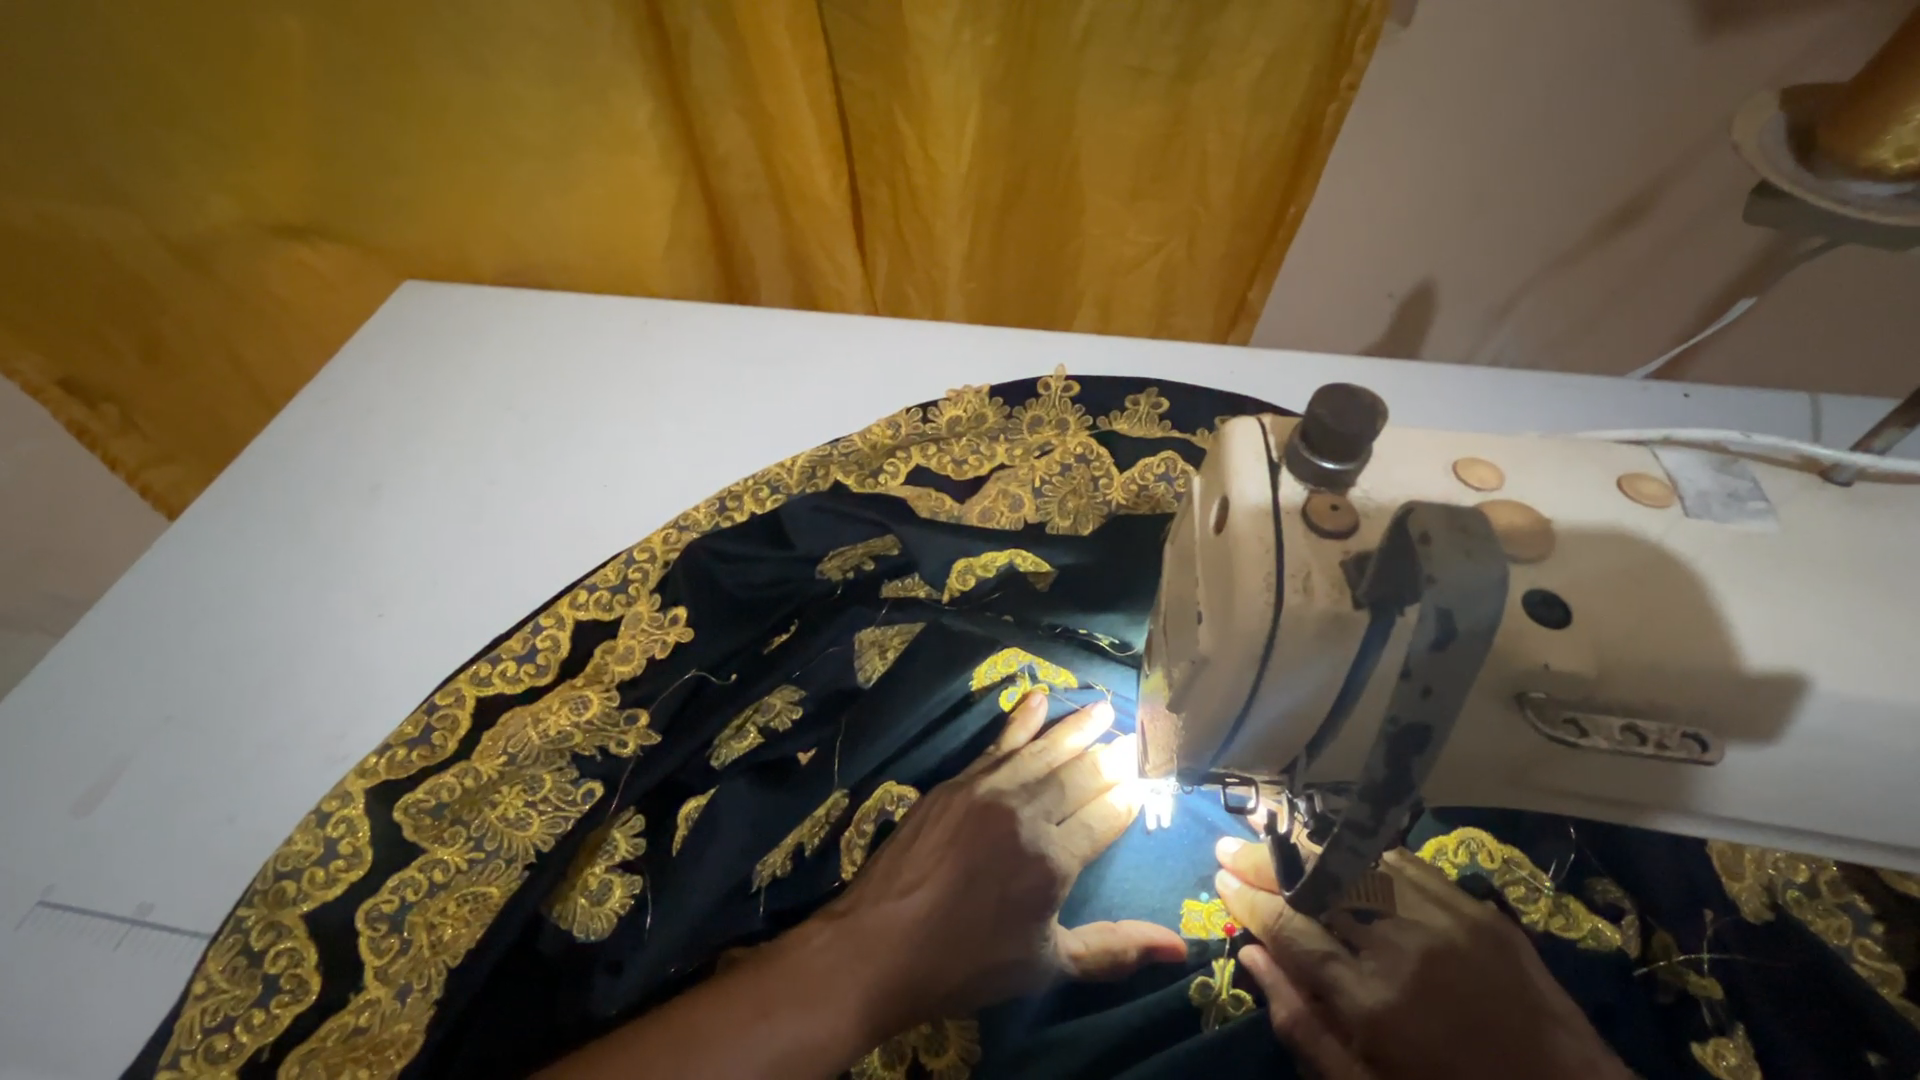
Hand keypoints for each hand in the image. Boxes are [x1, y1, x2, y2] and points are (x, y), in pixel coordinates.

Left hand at [814, 691, 1188, 1032]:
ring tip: (1105, 707)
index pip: (1107, 815)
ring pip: (1044, 750)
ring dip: (1077, 727)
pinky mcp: (956, 784)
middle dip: (1111, 756)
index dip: (1129, 797)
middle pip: (1080, 775)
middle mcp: (1026, 814)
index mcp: (1054, 861)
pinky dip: (1021, 721)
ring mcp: (987, 792)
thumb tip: (1181, 949)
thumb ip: (1113, 949)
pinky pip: (997, 744)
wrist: (877, 946)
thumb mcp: (1046, 965)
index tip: (1146, 780)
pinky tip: (1038, 700)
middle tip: (1135, 738)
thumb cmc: (966, 963)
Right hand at [1213, 839, 1633, 1079]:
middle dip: (1265, 862)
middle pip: (1315, 885)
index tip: (1220, 882)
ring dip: (1304, 844)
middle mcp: (1401, 945)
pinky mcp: (1475, 908)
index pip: (1289, 929)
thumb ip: (1303, 1026)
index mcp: (1371, 1000)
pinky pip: (1405, 862)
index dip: (1248, 902)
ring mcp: (1442, 919)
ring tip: (1269, 831)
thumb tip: (1253, 957)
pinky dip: (1361, 848)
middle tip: (1228, 847)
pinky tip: (1335, 841)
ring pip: (1355, 862)